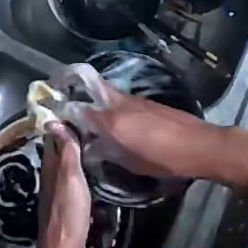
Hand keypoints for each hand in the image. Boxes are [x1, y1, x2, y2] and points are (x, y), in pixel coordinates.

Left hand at [37, 124, 90, 247]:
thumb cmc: (68, 212)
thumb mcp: (70, 177)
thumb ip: (66, 151)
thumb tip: (55, 120)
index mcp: (49, 167)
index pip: (51, 137)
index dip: (60, 122)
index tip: (73, 107)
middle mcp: (50, 176)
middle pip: (58, 150)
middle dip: (68, 135)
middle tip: (88, 121)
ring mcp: (57, 191)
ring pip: (64, 164)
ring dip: (74, 152)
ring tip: (92, 140)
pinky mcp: (65, 204)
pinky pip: (71, 178)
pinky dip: (79, 169)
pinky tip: (90, 169)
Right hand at [62, 87, 229, 181]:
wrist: (199, 145)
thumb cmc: (165, 159)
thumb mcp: (131, 163)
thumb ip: (107, 151)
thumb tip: (90, 146)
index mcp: (112, 120)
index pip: (77, 109)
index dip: (60, 109)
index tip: (47, 110)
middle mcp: (119, 104)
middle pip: (89, 86)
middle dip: (72, 84)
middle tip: (57, 90)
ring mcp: (134, 100)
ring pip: (105, 93)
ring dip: (92, 97)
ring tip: (82, 112)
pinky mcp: (146, 102)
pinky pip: (119, 100)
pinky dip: (109, 104)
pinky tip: (110, 119)